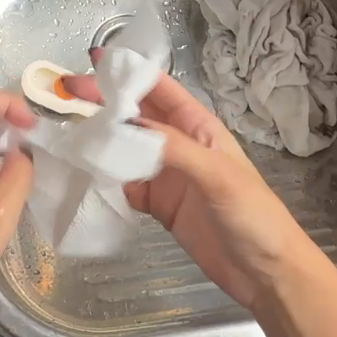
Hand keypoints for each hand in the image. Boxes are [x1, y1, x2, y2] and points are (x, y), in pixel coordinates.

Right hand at [64, 65, 317, 308]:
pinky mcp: (159, 204)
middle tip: (68, 93)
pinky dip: (107, 176)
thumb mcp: (218, 175)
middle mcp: (179, 143)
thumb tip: (128, 125)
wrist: (268, 276)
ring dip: (101, 137)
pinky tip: (88, 173)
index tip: (94, 60)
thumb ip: (174, 148)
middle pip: (136, 114)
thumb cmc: (254, 216)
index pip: (158, 89)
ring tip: (68, 129)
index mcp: (198, 126)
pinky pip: (126, 182)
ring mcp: (167, 174)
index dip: (128, 73)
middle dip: (104, 100)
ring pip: (126, 146)